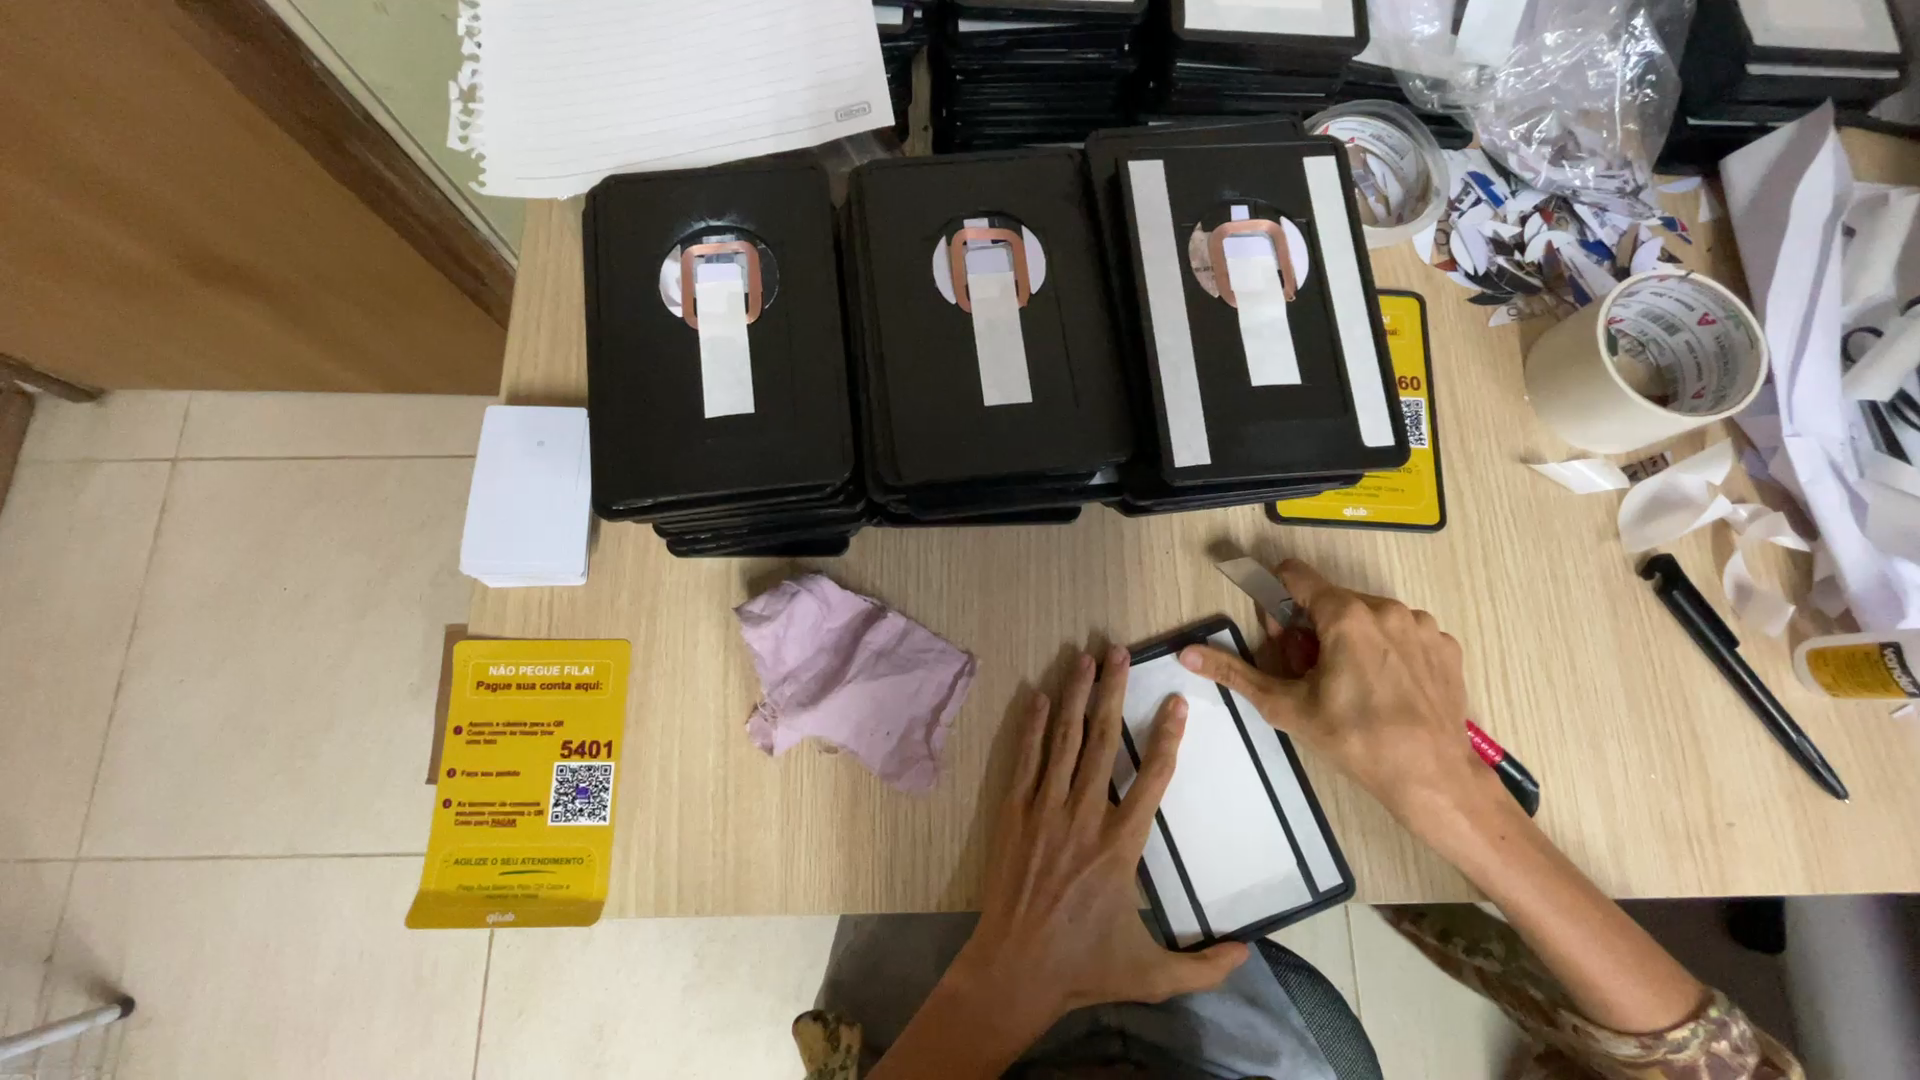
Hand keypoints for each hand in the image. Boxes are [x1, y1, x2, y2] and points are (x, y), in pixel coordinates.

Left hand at [952, 646, 1248, 1028]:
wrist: (1014, 970)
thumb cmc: (1086, 967)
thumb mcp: (1153, 976)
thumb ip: (1205, 966)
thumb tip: (1251, 952)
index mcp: (1121, 845)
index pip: (1153, 779)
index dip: (1168, 737)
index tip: (1176, 702)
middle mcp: (1084, 816)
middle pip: (1103, 741)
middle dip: (1113, 692)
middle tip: (1118, 651)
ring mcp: (1044, 810)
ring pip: (1064, 740)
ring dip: (1075, 695)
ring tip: (1083, 658)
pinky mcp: (1013, 813)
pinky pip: (1025, 759)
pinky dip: (1033, 726)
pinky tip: (1039, 696)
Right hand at [1179, 559, 1496, 825]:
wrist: (1433, 778)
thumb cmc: (1354, 740)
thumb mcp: (1285, 706)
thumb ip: (1233, 672)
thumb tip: (1186, 653)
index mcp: (1345, 615)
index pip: (1295, 576)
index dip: (1276, 602)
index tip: (1280, 639)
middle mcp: (1386, 608)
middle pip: (1330, 601)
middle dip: (1312, 629)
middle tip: (1312, 676)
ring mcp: (1421, 625)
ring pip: (1366, 616)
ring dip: (1348, 639)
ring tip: (1351, 687)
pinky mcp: (1445, 646)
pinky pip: (1401, 634)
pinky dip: (1385, 651)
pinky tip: (1385, 689)